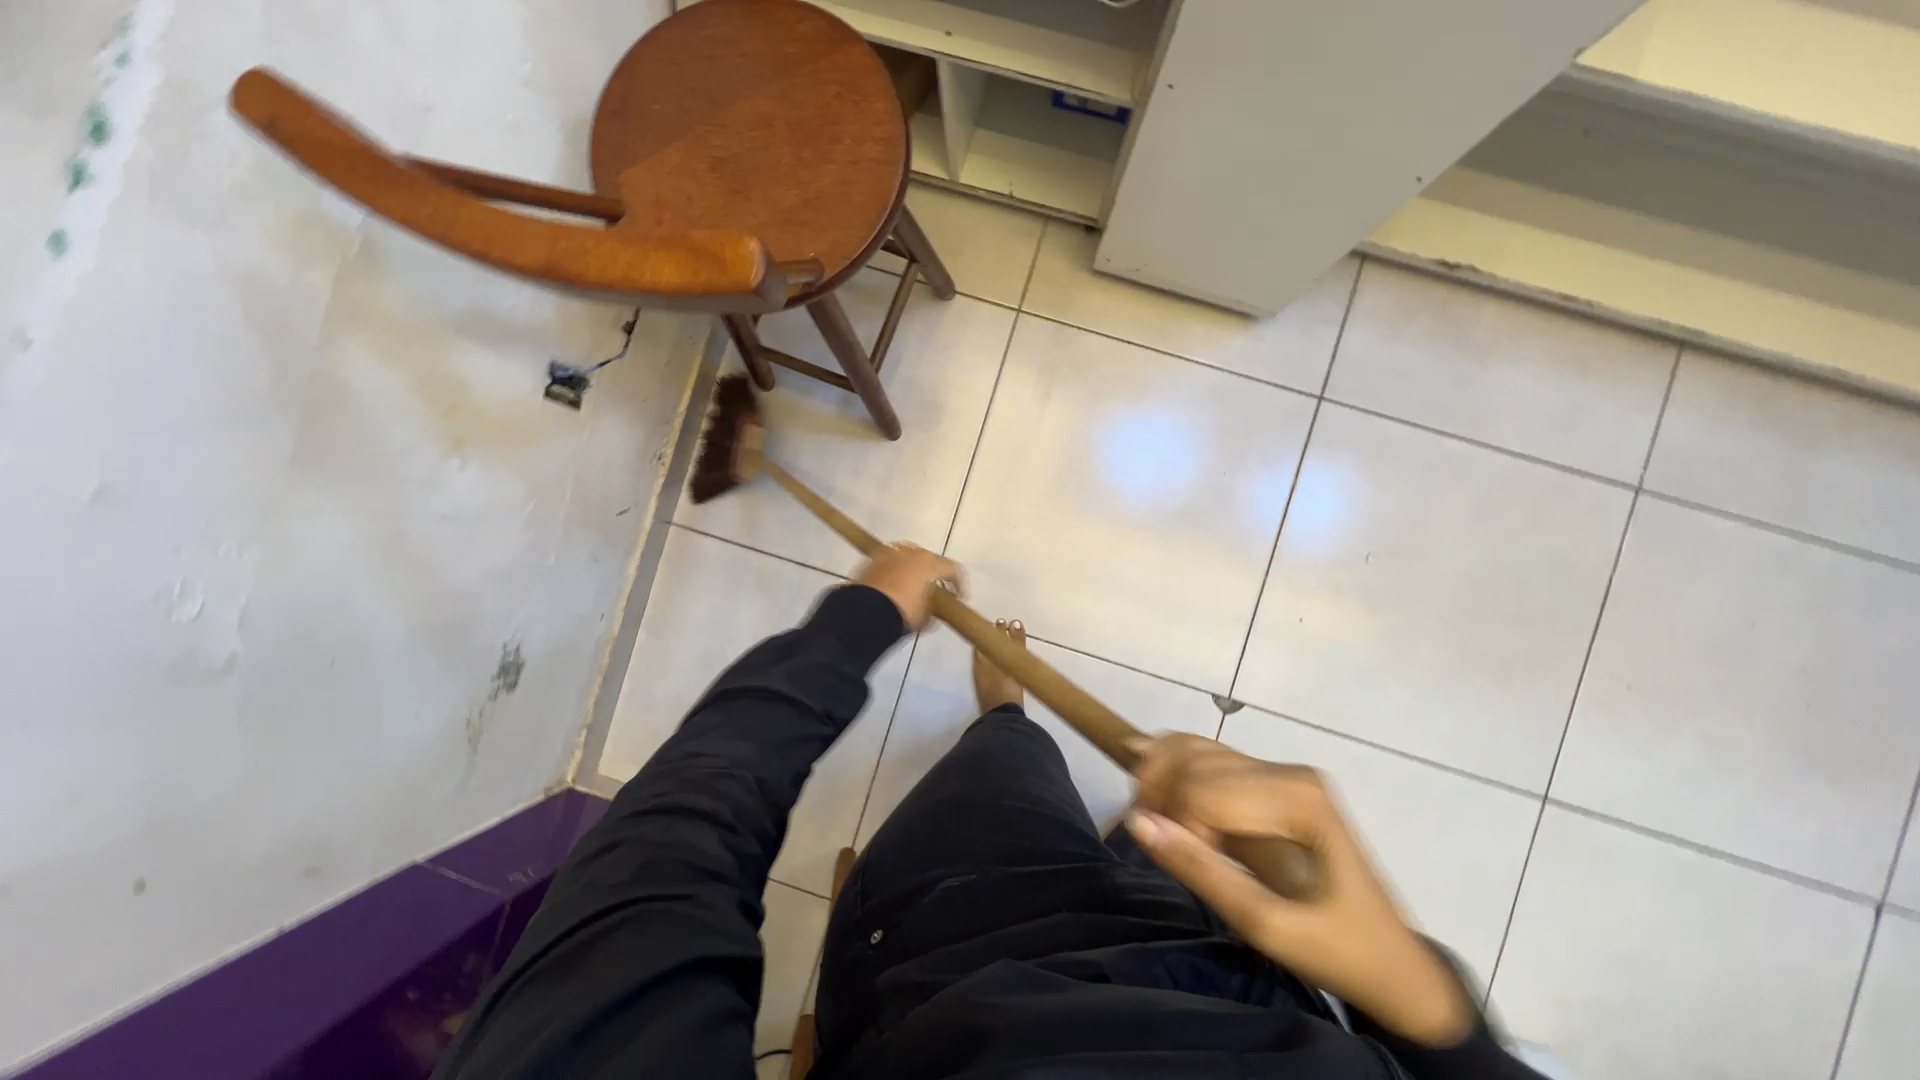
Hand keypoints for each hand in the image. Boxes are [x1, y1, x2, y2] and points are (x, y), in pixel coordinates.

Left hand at [853, 543, 964, 630]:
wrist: (865, 612)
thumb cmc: (903, 613)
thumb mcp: (926, 616)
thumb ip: (934, 608)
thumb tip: (933, 609)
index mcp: (930, 563)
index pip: (953, 569)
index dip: (960, 583)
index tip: (960, 597)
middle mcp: (912, 552)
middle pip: (929, 560)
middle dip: (933, 573)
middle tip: (935, 589)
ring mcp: (890, 553)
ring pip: (908, 558)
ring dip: (912, 570)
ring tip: (912, 585)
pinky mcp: (872, 559)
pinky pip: (890, 563)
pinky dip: (894, 571)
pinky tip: (892, 585)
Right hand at [1127, 734, 1472, 1045]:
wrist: (1393, 964)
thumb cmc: (1336, 950)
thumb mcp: (1266, 926)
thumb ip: (1201, 871)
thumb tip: (1139, 823)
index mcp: (1298, 800)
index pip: (1202, 791)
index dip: (1177, 828)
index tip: (1178, 867)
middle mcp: (1290, 772)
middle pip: (1195, 764)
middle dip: (1159, 797)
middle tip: (1144, 839)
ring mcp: (1284, 773)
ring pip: (1196, 752)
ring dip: (1160, 779)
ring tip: (1145, 818)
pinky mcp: (1274, 784)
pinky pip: (1210, 760)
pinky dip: (1175, 769)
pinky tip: (1151, 783)